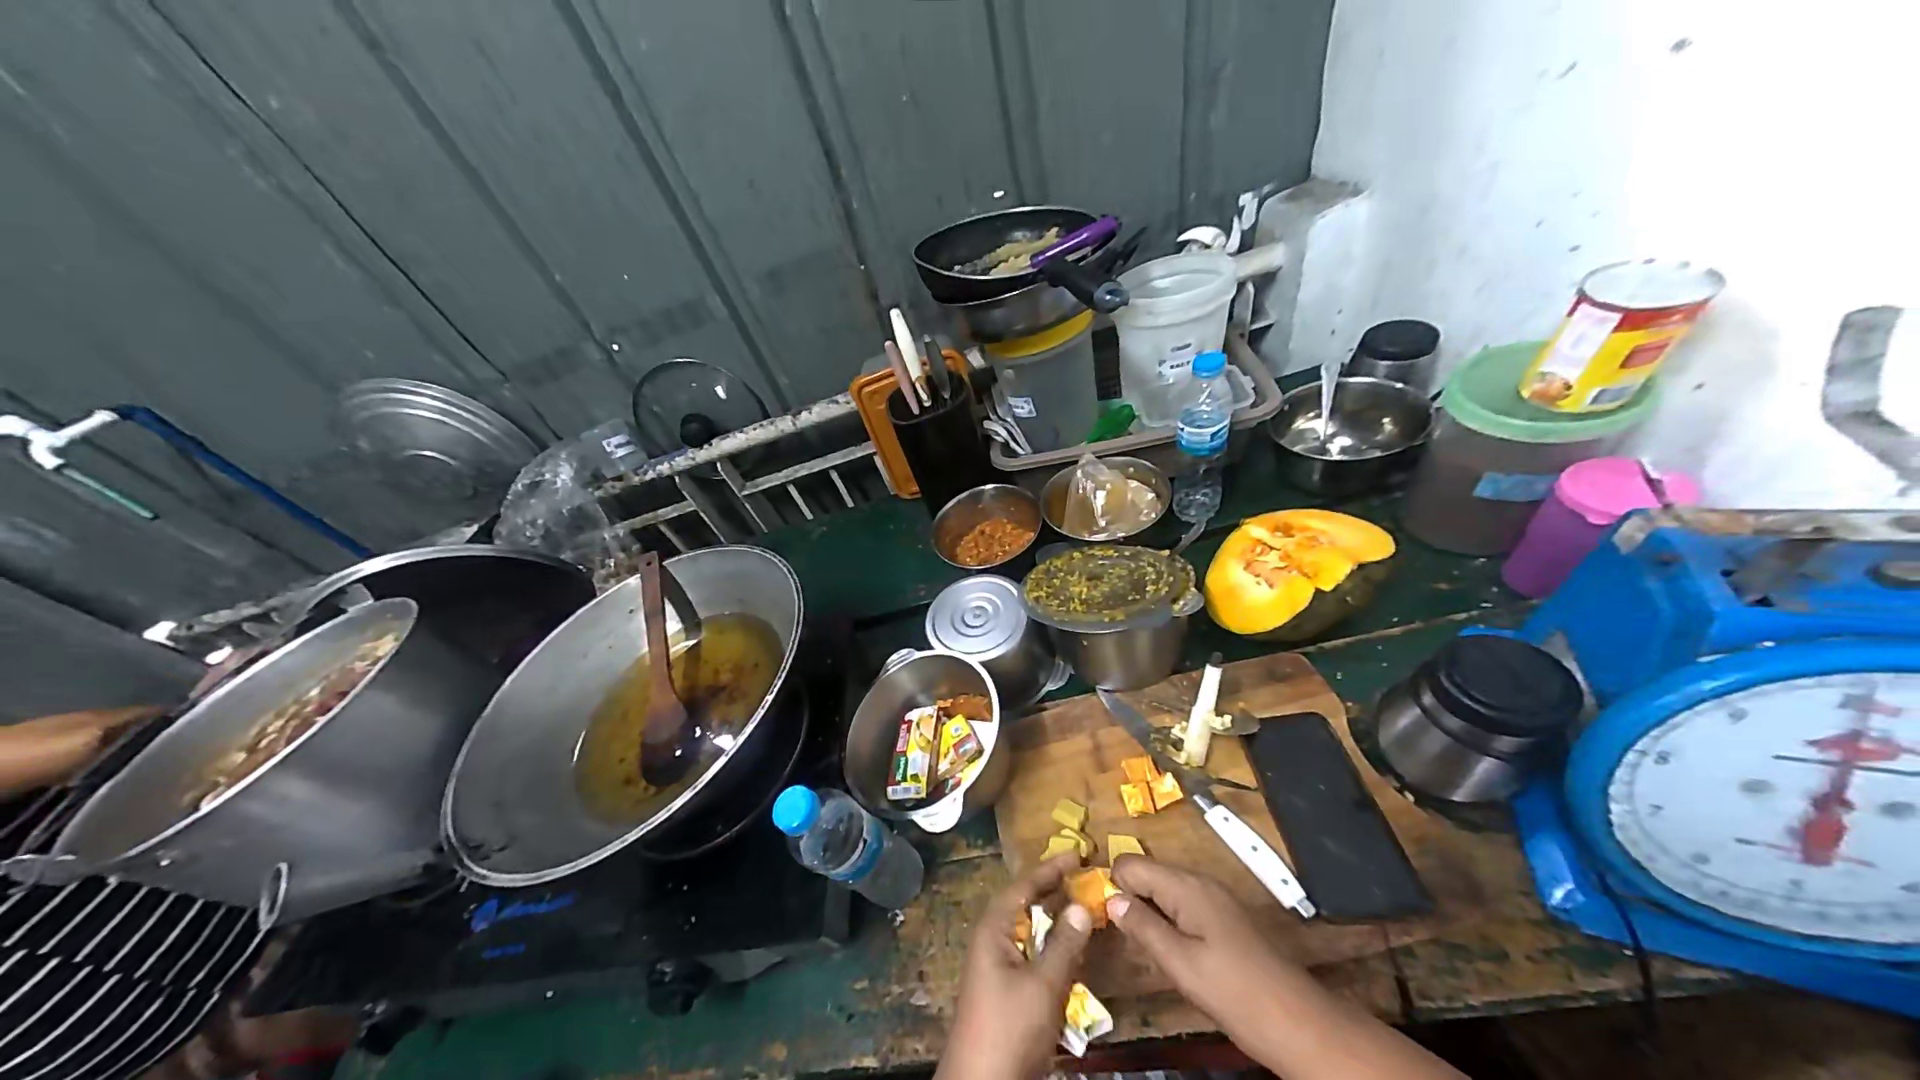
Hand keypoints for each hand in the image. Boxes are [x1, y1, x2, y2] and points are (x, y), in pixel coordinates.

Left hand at [936, 854, 1092, 1079]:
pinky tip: (1073, 953)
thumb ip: (1063, 944)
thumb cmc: (1009, 1027)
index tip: (1077, 854)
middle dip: (1053, 891)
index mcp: (994, 930)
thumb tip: (1080, 906)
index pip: (1022, 886)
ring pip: (1031, 932)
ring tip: (1084, 909)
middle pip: (1025, 905)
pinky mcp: (1008, 993)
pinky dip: (1054, 950)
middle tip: (1084, 878)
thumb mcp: (1042, 985)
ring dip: (1056, 921)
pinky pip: (1033, 958)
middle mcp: (993, 942)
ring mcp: (998, 969)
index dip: (1049, 869)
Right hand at [1104, 855, 1304, 1047]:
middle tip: (1125, 940)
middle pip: (1148, 875)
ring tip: (1147, 949)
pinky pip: (1183, 906)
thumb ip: (1142, 927)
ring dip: (1149, 913)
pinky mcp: (1225, 918)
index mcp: (1186, 886)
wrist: (1298, 1022)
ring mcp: (1215, 899)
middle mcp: (1200, 882)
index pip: (1131, 865)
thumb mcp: (1179, 963)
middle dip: (1130, 899)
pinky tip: (1175, 954)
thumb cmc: (1233, 991)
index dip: (1112, 887)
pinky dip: (1170, 922)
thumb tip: (1110, 898)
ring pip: (1165, 892)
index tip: (1106, 920)